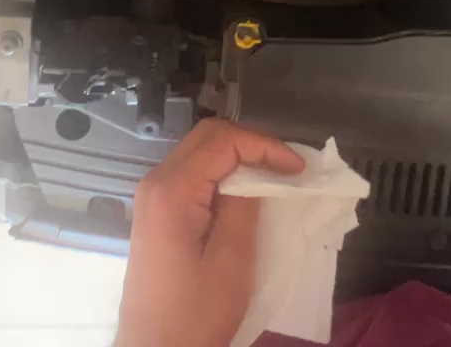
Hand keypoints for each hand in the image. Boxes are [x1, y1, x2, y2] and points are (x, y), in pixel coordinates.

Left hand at [115, 119, 305, 346]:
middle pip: (208, 136)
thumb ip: (244, 205)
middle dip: (251, 142)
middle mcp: (156, 180)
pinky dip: (222, 171)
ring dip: (237, 154)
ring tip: (272, 175)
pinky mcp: (157, 211)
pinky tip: (245, 190)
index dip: (264, 145)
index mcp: (172, 189)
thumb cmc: (194, 315)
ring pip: (200, 150)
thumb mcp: (230, 261)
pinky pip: (192, 172)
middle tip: (286, 166)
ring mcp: (153, 195)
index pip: (223, 141)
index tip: (297, 168)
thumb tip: (257, 173)